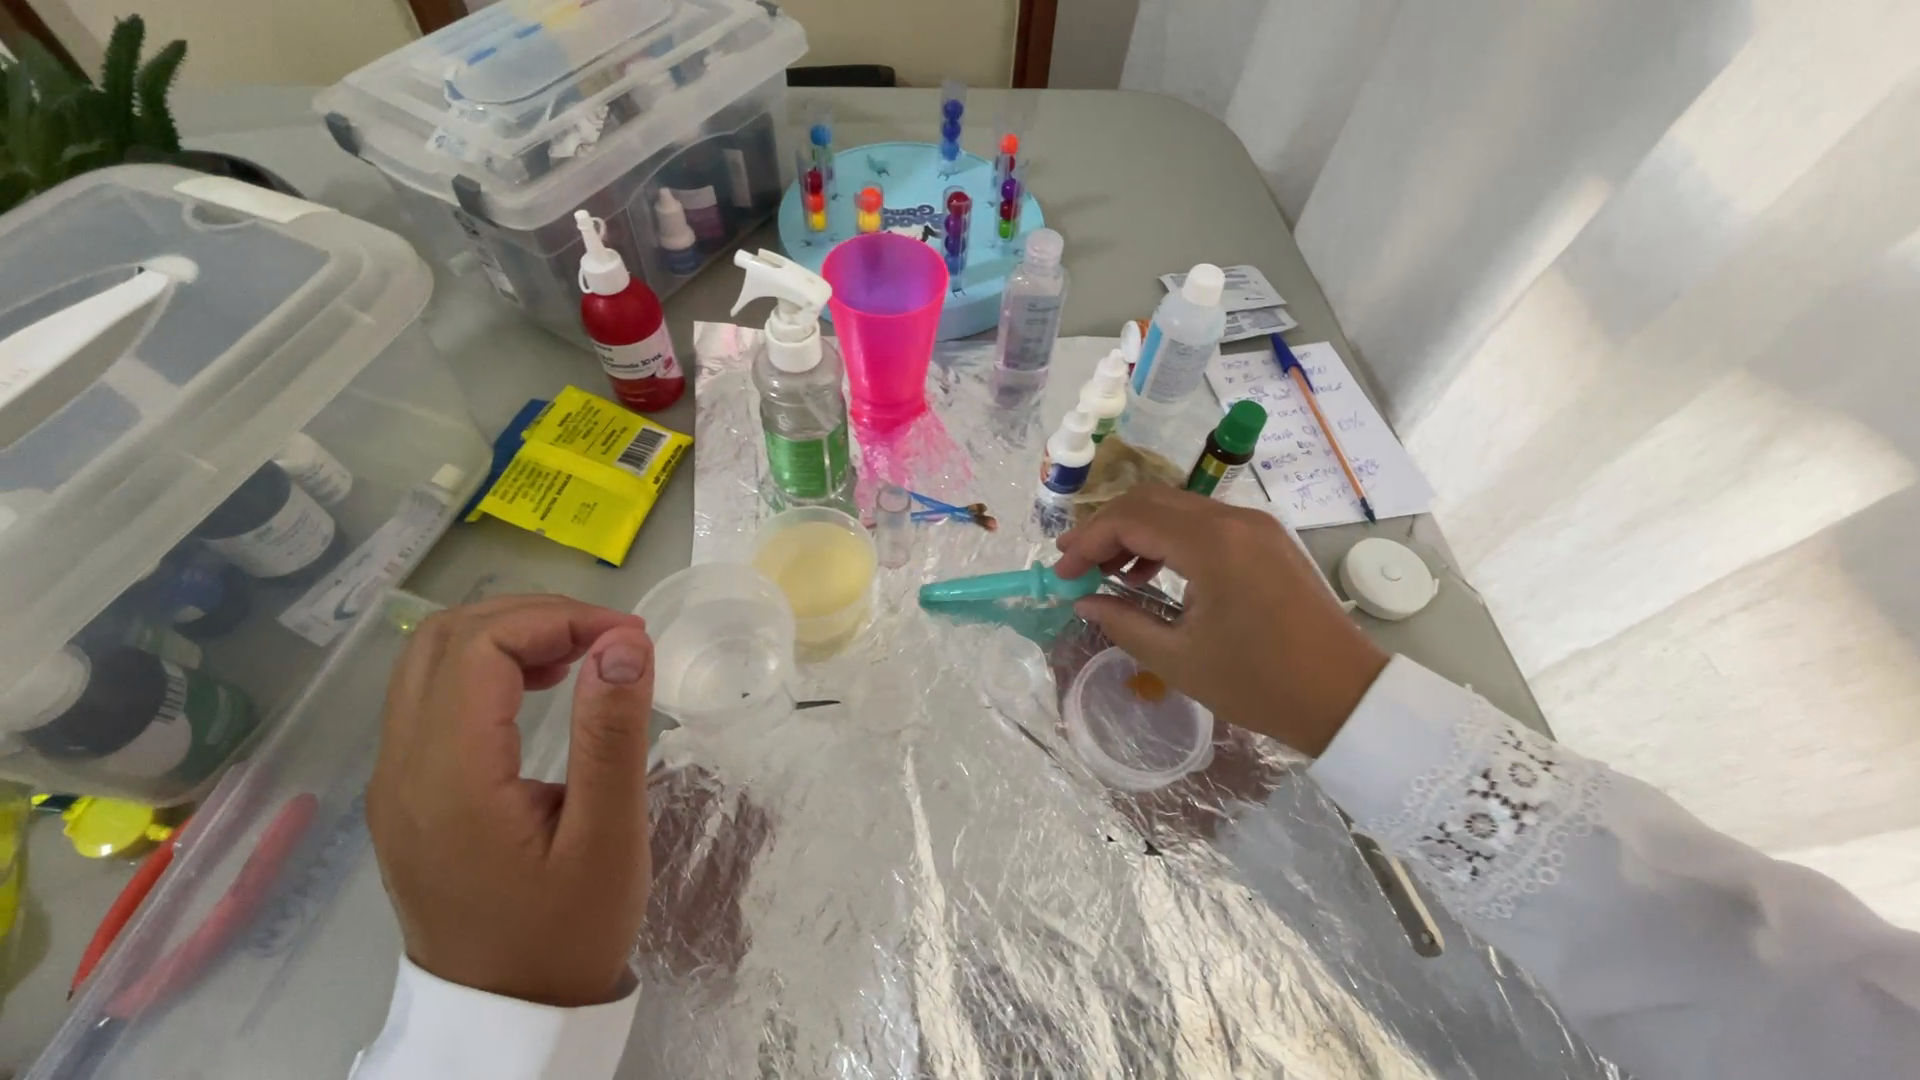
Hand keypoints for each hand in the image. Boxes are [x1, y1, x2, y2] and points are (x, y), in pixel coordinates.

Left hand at [369, 595, 655, 1006]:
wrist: (506, 1015)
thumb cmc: (567, 932)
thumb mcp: (609, 837)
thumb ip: (613, 733)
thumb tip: (625, 641)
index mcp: (448, 777)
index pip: (479, 646)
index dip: (557, 619)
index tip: (629, 637)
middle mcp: (402, 768)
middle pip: (443, 638)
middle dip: (532, 616)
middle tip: (608, 637)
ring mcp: (395, 780)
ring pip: (430, 660)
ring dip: (508, 635)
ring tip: (583, 653)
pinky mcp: (408, 792)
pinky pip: (433, 696)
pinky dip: (488, 666)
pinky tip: (542, 684)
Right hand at [1054, 487, 1386, 755]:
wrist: (1346, 696)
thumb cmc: (1259, 684)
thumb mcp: (1178, 660)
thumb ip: (1122, 622)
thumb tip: (1083, 600)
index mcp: (1212, 544)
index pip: (1130, 518)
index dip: (1087, 541)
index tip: (1062, 572)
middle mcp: (1234, 519)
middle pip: (1150, 500)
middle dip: (1106, 529)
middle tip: (1076, 564)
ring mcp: (1255, 526)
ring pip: (1177, 508)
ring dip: (1136, 532)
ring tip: (1109, 573)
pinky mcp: (1267, 540)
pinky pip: (1203, 523)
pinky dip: (1169, 539)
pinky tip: (1152, 574)